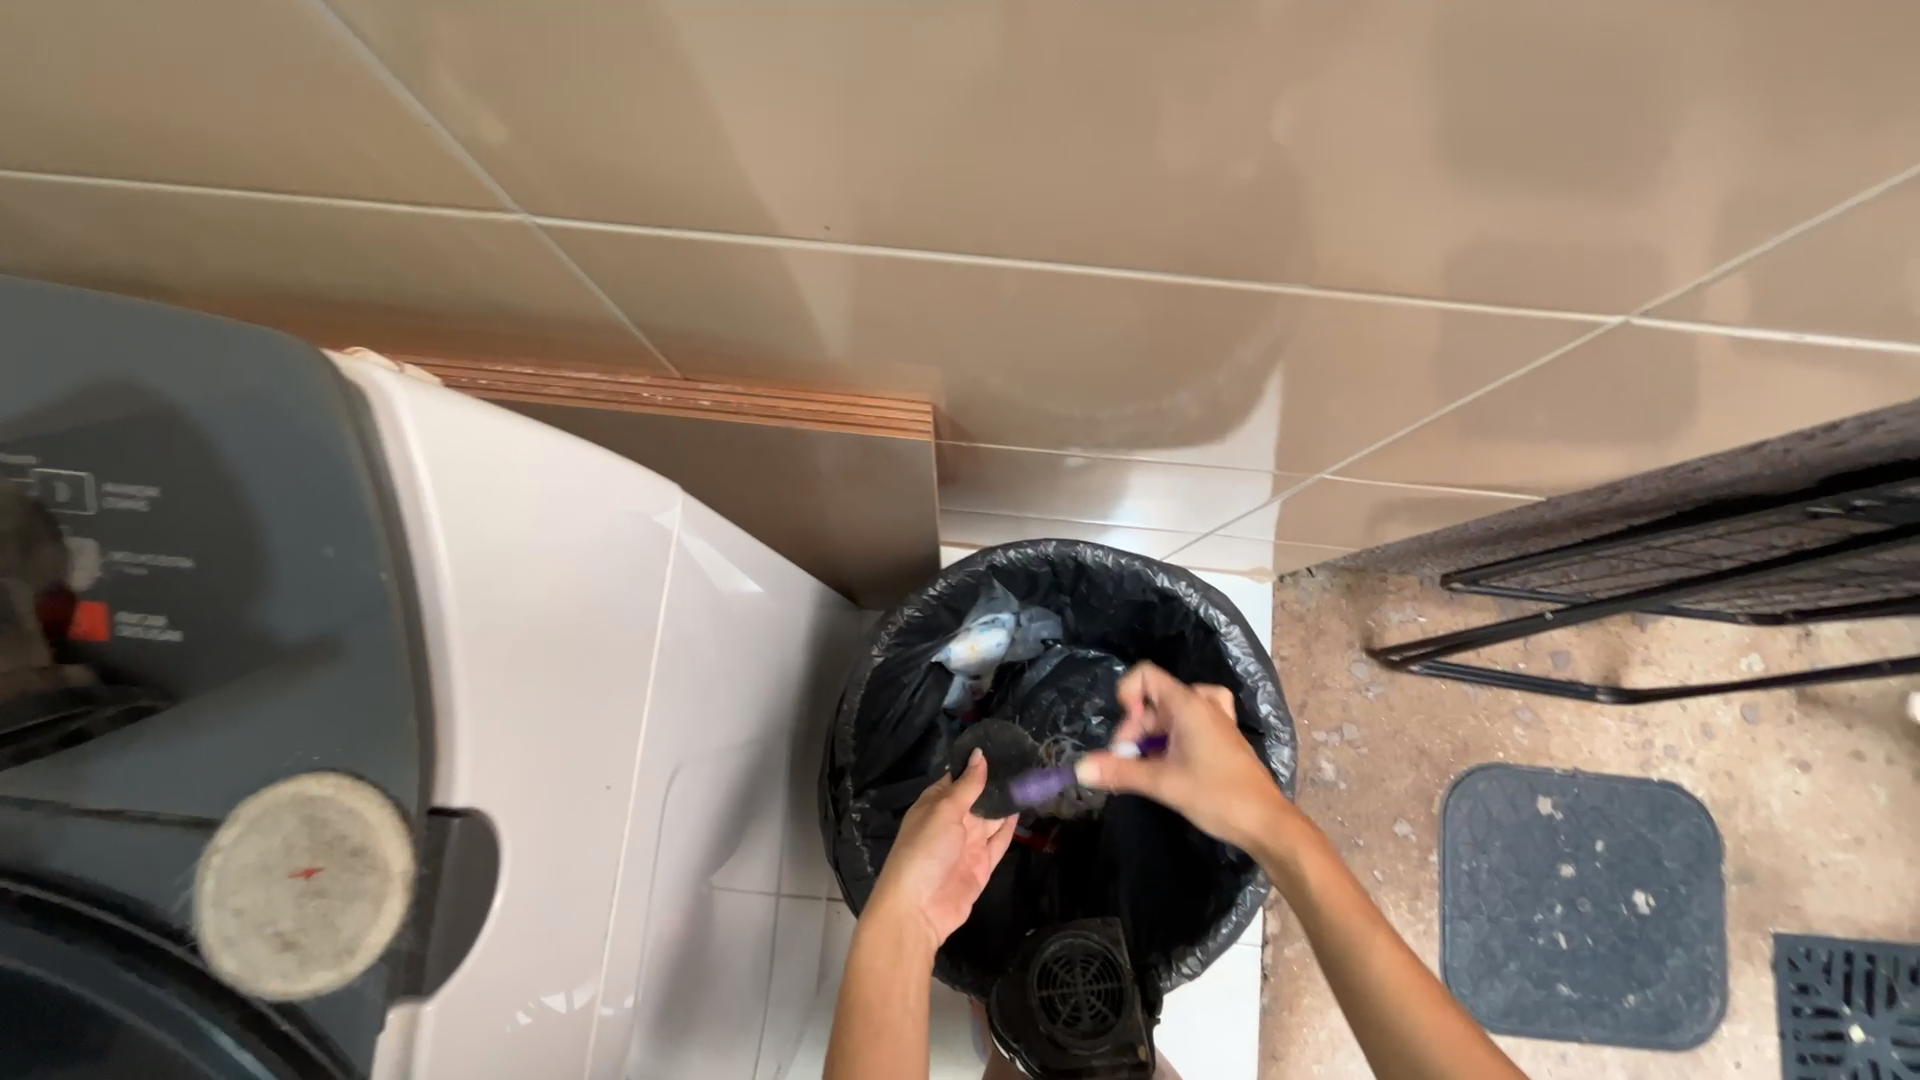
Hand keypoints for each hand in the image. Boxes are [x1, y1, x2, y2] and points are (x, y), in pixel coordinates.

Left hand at [864, 749, 1018, 951]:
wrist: (919, 908)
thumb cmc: (924, 850)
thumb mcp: (943, 811)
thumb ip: (967, 785)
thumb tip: (980, 754)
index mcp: (934, 805)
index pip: (957, 778)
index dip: (976, 764)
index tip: (1000, 746)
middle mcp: (951, 822)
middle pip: (978, 798)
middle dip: (996, 782)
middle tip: (1024, 760)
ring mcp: (968, 844)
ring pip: (991, 818)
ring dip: (1007, 802)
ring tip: (1030, 778)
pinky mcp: (982, 865)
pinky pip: (999, 841)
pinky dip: (1011, 827)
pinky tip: (1024, 808)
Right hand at [1078, 661, 1292, 849]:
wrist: (1267, 823)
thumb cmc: (1217, 796)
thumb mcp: (1162, 783)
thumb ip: (1119, 772)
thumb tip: (1080, 768)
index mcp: (1188, 704)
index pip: (1145, 675)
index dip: (1127, 695)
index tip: (1126, 733)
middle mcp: (1201, 704)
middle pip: (1151, 703)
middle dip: (1134, 732)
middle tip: (1130, 765)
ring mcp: (1214, 720)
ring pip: (1167, 715)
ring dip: (1151, 738)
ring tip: (1148, 767)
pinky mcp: (1221, 738)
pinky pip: (1187, 724)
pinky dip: (1172, 738)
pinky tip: (1171, 759)